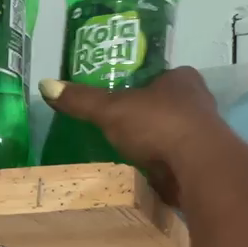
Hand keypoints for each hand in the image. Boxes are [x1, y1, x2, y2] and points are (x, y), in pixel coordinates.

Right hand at [38, 67, 236, 205]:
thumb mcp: (110, 109)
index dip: (136, 85)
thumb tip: (45, 84)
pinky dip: (156, 163)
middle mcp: (197, 102)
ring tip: (120, 149)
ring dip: (150, 140)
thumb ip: (80, 100)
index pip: (155, 77)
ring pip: (168, 132)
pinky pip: (171, 158)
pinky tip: (137, 169)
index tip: (115, 98)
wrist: (198, 167)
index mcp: (181, 79)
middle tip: (112, 124)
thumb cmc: (158, 125)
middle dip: (142, 114)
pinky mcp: (200, 162)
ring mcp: (202, 134)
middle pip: (162, 104)